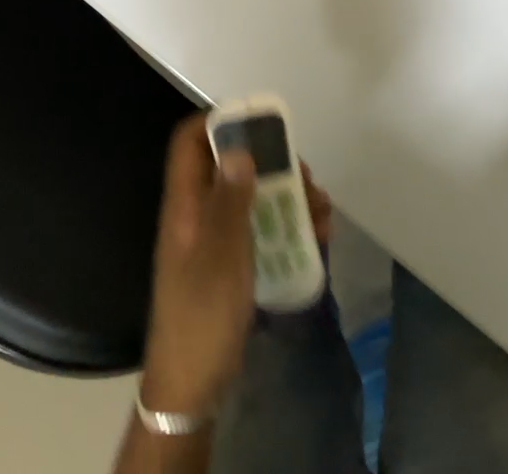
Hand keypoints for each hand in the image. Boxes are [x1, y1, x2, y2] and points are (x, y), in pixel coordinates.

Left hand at [139, 115, 333, 418]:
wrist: (193, 385)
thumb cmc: (203, 317)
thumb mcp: (222, 256)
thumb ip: (230, 202)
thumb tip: (239, 148)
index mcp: (184, 206)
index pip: (190, 143)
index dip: (219, 123)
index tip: (263, 124)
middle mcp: (198, 215)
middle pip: (231, 168)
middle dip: (272, 164)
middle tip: (305, 178)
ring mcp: (216, 240)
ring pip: (253, 199)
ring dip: (288, 197)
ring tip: (322, 211)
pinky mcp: (233, 264)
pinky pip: (262, 230)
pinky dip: (289, 227)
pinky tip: (318, 238)